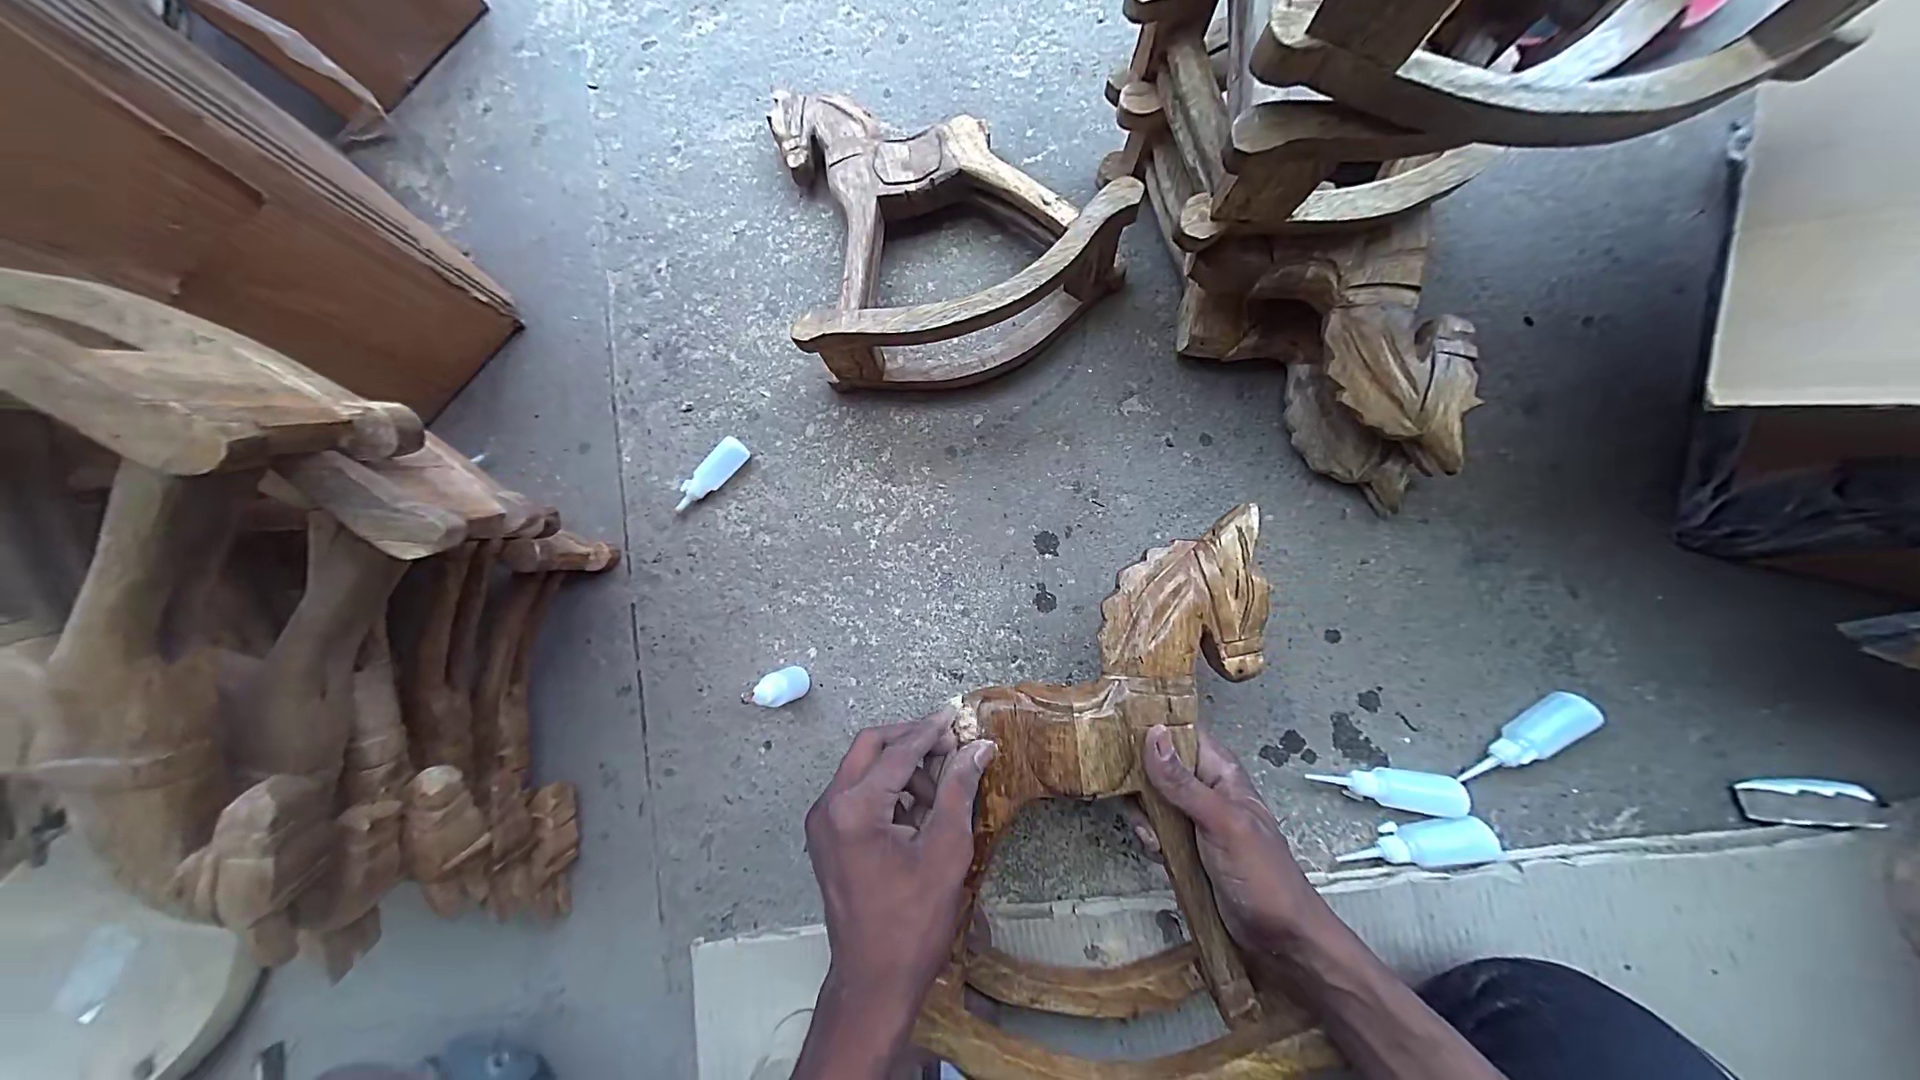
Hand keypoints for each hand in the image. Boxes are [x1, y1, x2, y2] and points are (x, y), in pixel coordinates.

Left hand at [794, 707, 995, 1079]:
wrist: (874, 981)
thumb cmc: (913, 922)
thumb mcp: (946, 849)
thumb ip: (959, 788)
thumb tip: (978, 747)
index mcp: (854, 807)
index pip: (898, 751)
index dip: (931, 731)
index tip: (957, 719)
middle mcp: (829, 805)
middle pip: (871, 746)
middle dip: (911, 739)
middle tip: (949, 745)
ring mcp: (823, 822)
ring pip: (864, 767)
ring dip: (902, 766)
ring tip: (940, 789)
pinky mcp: (828, 836)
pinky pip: (858, 793)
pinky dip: (889, 790)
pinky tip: (920, 810)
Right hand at [1140, 724, 1331, 954]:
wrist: (1281, 941)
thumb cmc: (1262, 875)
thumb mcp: (1222, 822)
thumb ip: (1183, 782)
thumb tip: (1154, 733)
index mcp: (1219, 771)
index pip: (1181, 732)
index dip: (1152, 728)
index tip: (1120, 735)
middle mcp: (1204, 787)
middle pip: (1157, 764)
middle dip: (1140, 783)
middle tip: (1137, 802)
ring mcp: (1193, 816)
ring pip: (1150, 798)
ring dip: (1143, 816)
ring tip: (1154, 838)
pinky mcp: (1184, 844)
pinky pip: (1154, 828)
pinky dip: (1149, 838)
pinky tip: (1158, 853)